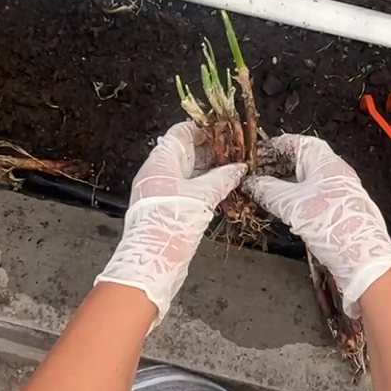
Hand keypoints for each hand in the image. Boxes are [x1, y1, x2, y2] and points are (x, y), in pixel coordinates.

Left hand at [94, 122, 245, 323]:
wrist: (151, 261)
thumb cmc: (172, 223)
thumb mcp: (203, 196)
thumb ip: (222, 178)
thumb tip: (239, 167)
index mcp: (161, 161)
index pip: (180, 133)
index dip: (202, 129)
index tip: (223, 130)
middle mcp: (156, 171)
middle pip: (183, 150)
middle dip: (208, 149)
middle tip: (232, 150)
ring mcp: (157, 189)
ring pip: (184, 169)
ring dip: (205, 167)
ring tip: (229, 167)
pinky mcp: (161, 206)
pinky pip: (182, 186)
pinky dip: (198, 183)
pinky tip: (216, 188)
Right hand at [246, 134, 390, 315]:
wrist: (362, 257)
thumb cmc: (331, 223)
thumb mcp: (291, 204)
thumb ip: (267, 190)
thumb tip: (250, 182)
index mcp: (324, 160)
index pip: (295, 142)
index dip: (273, 146)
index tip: (254, 156)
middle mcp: (333, 171)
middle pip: (300, 159)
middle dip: (276, 165)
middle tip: (255, 175)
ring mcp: (337, 190)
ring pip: (305, 179)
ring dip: (284, 183)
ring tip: (264, 191)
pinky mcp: (337, 208)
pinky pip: (311, 194)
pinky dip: (294, 197)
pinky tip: (283, 208)